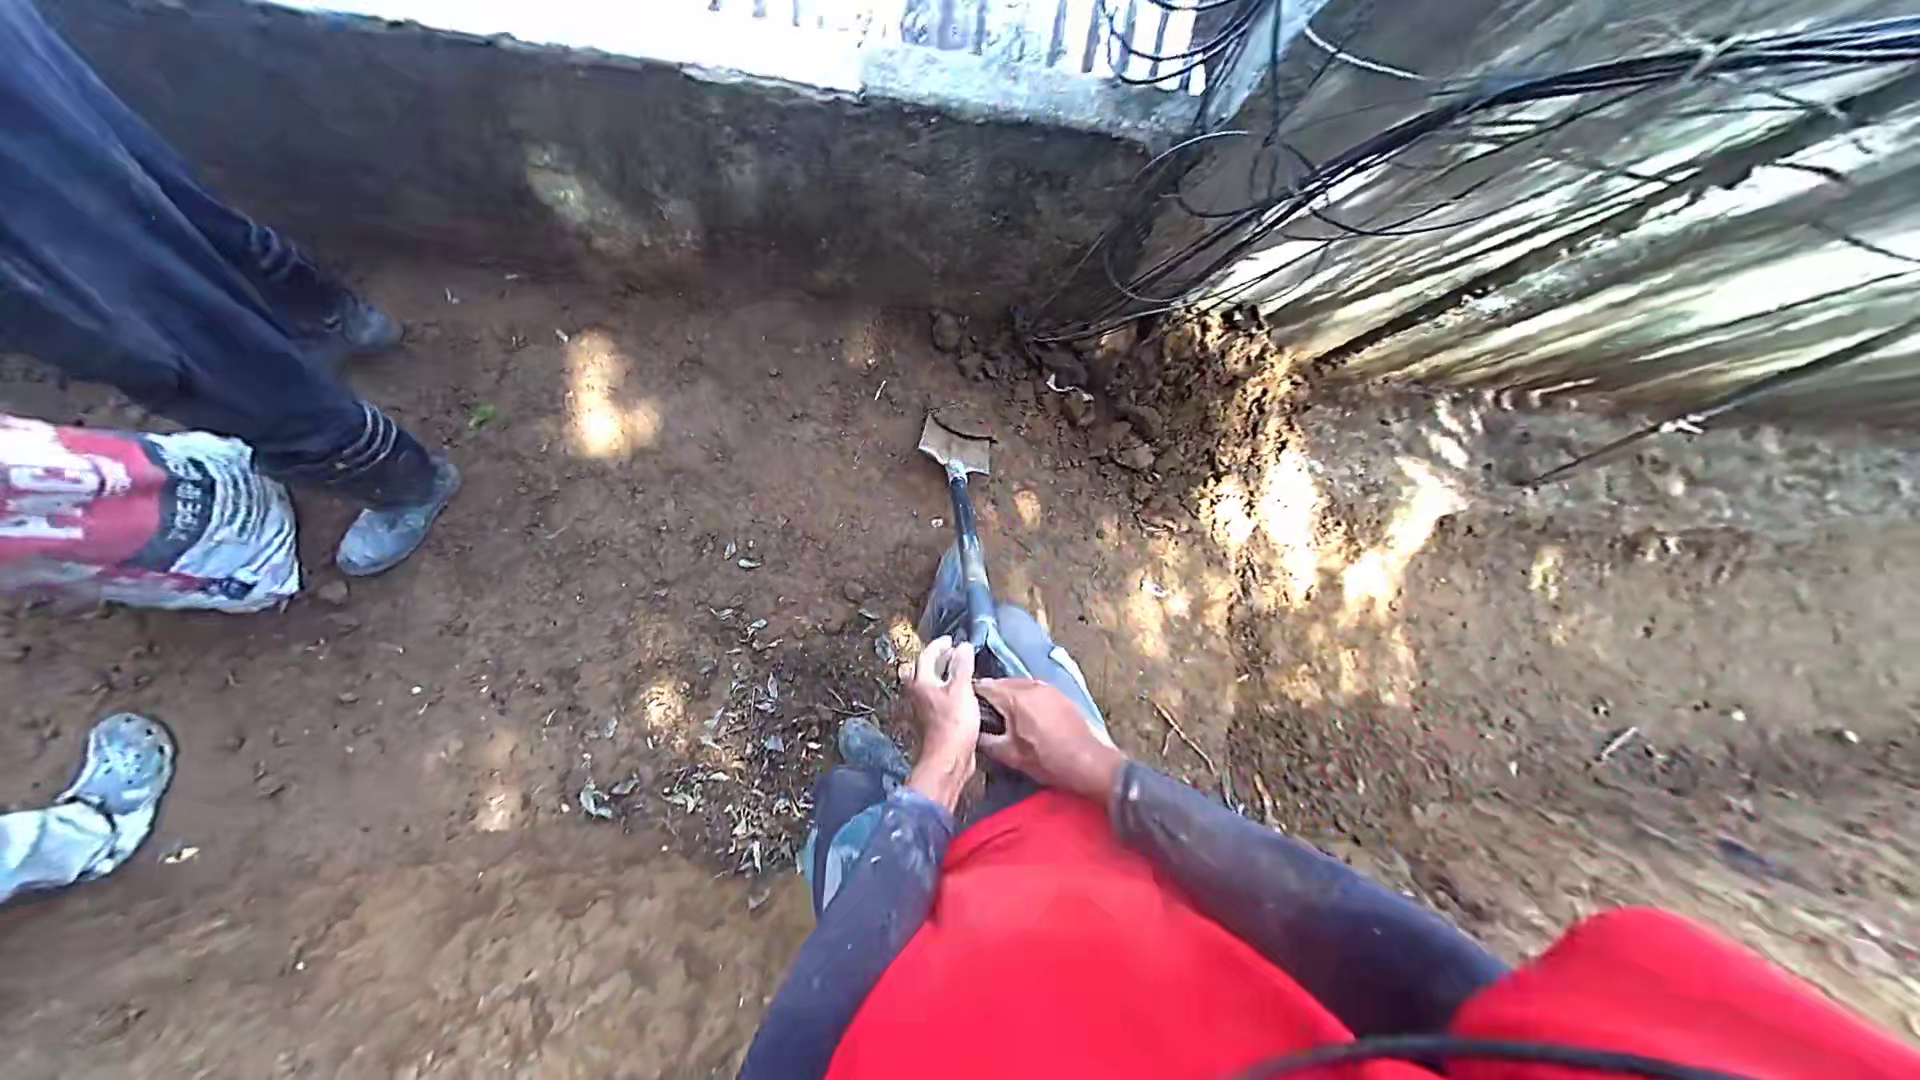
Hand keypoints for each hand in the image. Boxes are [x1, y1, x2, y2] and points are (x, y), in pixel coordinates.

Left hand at [903, 637, 979, 811]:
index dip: (939, 645)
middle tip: (949, 653)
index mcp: (921, 682)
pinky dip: (943, 689)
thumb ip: (962, 666)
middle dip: (933, 659)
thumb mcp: (962, 689)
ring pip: (926, 684)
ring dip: (938, 674)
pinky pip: (934, 697)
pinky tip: (958, 692)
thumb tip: (963, 646)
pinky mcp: (931, 721)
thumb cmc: (954, 724)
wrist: (948, 760)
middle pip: (919, 669)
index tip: (951, 640)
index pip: (926, 656)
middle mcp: (917, 694)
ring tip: (955, 669)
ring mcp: (922, 709)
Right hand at [975, 679, 1125, 804]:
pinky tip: (1022, 712)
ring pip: (1017, 684)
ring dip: (1007, 694)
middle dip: (989, 694)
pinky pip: (1033, 688)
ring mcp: (1047, 687)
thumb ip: (986, 741)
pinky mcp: (1058, 693)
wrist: (1089, 763)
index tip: (963, 703)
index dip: (971, 694)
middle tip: (979, 711)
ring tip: (1000, 713)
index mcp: (1016, 699)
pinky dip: (1023, 696)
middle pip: (1001, 683)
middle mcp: (1031, 686)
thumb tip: (971, 732)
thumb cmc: (1048, 761)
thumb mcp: (1011, 756)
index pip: (985, 686)